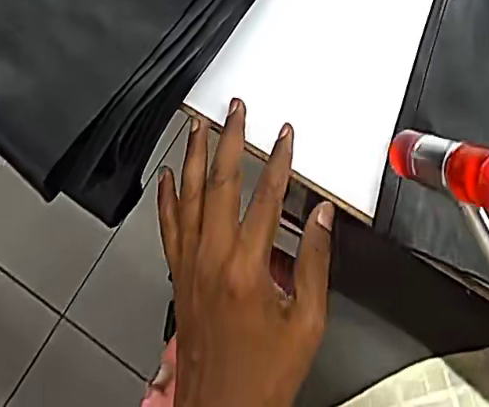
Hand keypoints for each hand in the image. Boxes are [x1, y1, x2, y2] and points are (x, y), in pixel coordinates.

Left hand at [158, 99, 333, 406]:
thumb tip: (323, 218)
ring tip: (199, 125)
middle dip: (232, 140)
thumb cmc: (262, 377)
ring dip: (195, 156)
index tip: (285, 135)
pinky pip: (168, 226)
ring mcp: (190, 266)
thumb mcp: (307, 324)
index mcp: (247, 269)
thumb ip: (315, 263)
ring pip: (189, 197)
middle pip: (222, 184)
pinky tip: (167, 174)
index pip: (267, 197)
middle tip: (237, 111)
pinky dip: (166, 197)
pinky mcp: (178, 276)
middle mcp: (213, 260)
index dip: (279, 160)